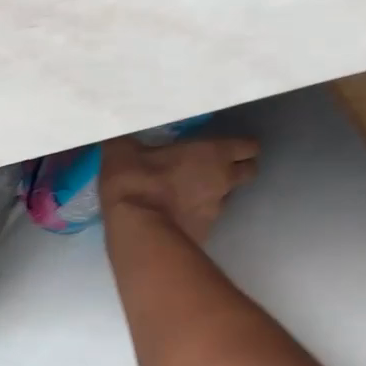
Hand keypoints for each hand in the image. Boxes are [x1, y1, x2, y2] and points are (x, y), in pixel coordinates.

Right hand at [98, 135, 258, 242]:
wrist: (135, 229)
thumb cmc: (136, 181)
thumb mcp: (121, 151)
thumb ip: (126, 140)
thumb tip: (116, 132)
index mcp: (215, 152)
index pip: (249, 146)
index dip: (237, 147)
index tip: (221, 148)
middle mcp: (224, 179)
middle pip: (248, 171)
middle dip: (234, 169)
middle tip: (208, 170)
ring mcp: (216, 209)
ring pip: (226, 198)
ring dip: (212, 195)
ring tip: (186, 197)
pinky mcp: (204, 232)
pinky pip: (204, 221)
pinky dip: (194, 218)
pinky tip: (174, 219)